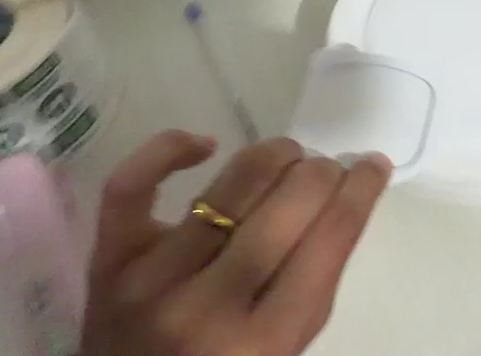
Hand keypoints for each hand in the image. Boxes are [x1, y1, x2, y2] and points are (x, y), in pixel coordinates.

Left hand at [82, 132, 390, 355]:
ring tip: (288, 160)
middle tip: (327, 174)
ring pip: (233, 182)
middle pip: (290, 201)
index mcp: (262, 343)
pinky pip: (133, 184)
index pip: (331, 236)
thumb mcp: (289, 344)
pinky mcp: (108, 262)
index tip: (373, 164)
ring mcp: (151, 282)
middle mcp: (206, 311)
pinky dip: (170, 148)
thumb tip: (349, 187)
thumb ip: (319, 274)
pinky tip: (207, 145)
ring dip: (277, 154)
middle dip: (324, 172)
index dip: (363, 186)